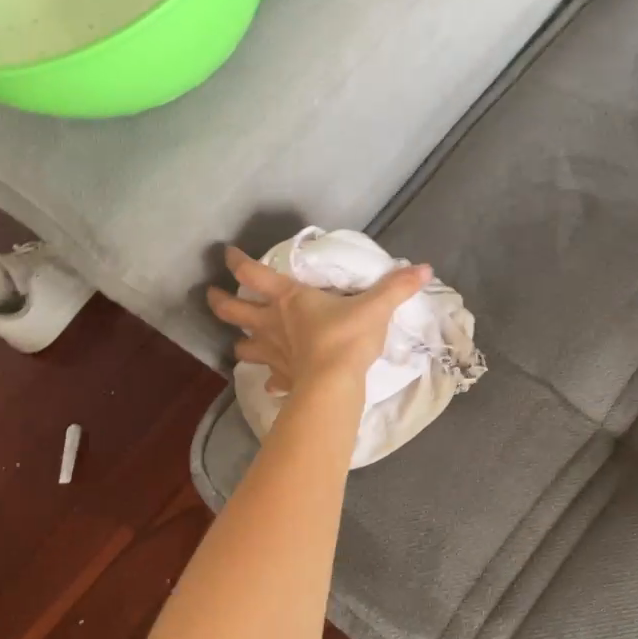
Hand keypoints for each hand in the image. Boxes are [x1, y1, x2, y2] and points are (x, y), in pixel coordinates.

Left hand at [206, 246, 431, 395]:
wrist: (335, 384)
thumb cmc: (347, 337)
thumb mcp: (376, 308)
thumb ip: (396, 287)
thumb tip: (425, 268)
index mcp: (289, 299)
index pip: (254, 274)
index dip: (238, 262)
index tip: (226, 254)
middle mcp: (272, 324)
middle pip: (234, 310)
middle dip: (221, 302)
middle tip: (212, 296)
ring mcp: (274, 354)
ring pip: (244, 347)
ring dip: (241, 344)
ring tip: (243, 343)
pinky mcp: (283, 379)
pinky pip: (272, 379)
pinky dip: (271, 380)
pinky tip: (274, 382)